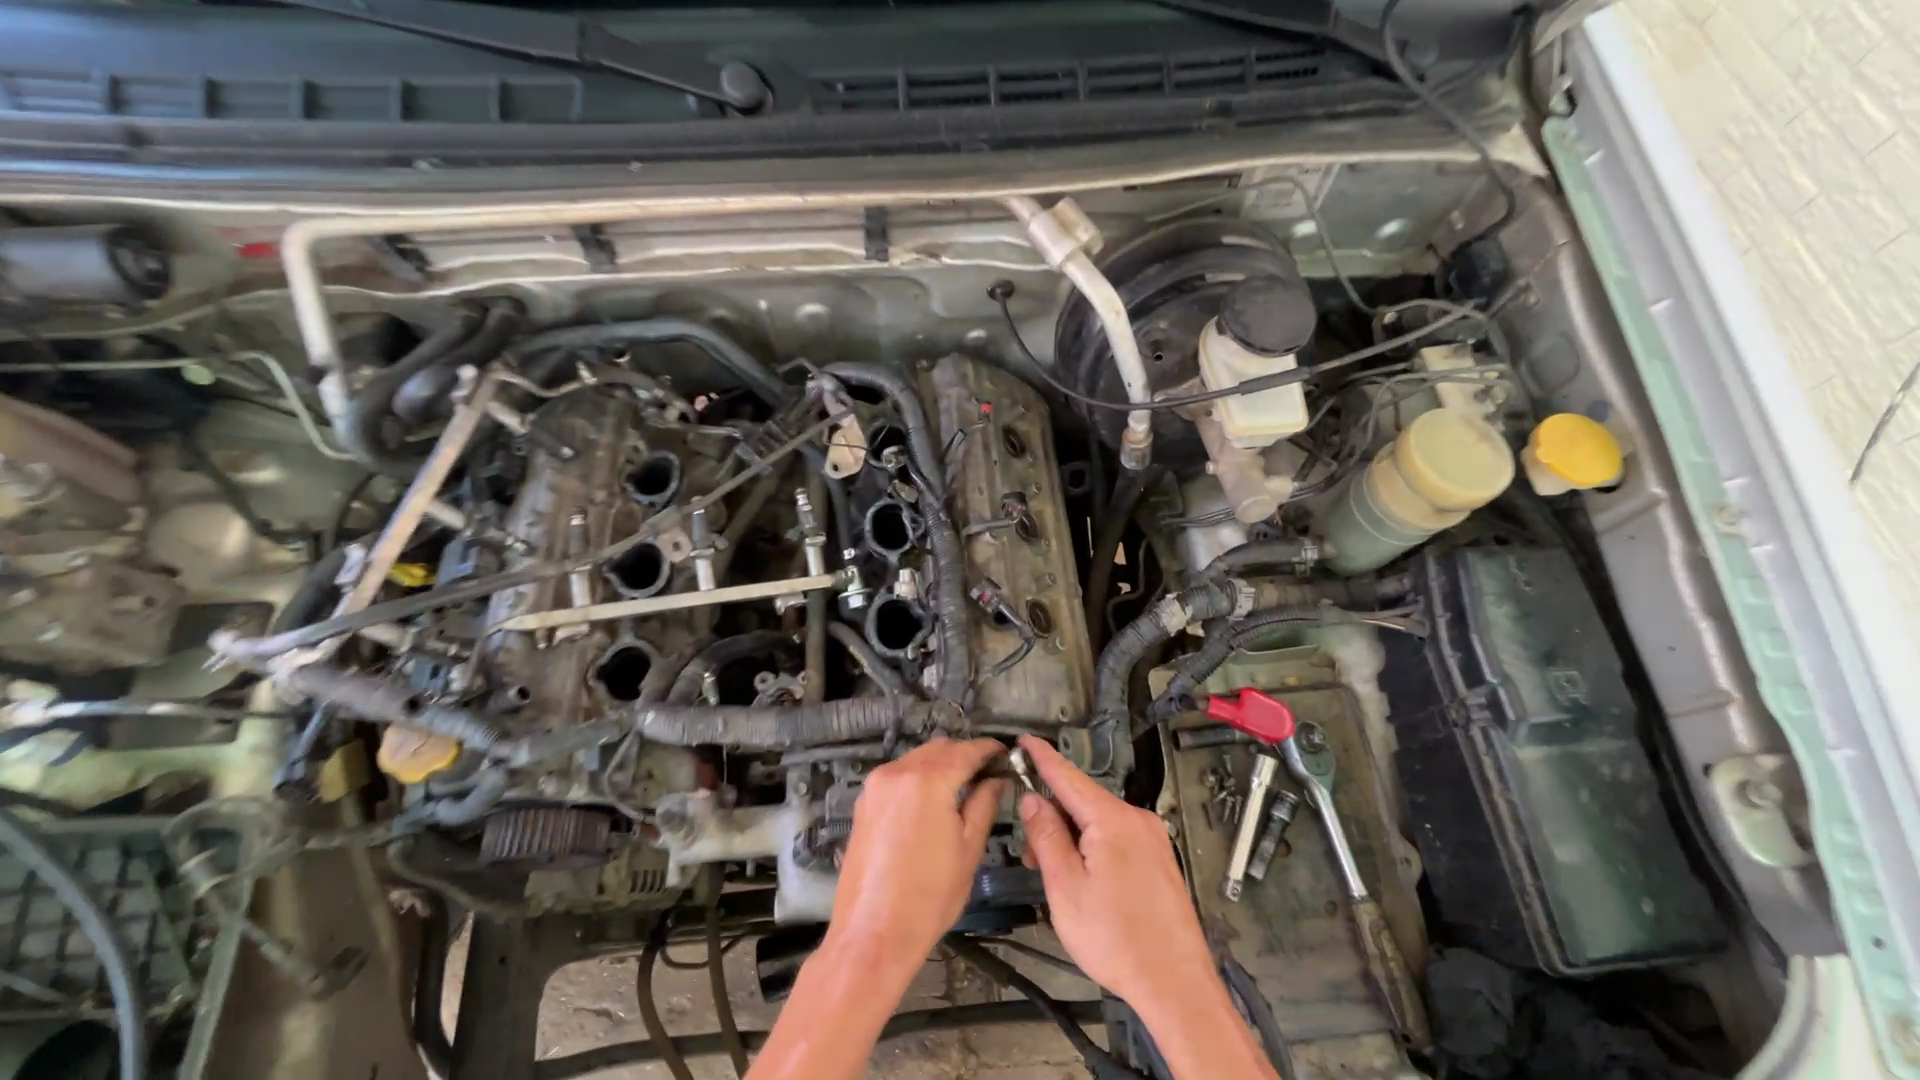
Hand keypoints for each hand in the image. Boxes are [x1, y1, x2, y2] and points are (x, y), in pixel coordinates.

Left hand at [825, 737, 1005, 968]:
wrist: (873, 934)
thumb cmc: (929, 897)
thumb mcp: (968, 850)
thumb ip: (984, 805)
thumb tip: (996, 780)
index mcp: (927, 781)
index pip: (965, 751)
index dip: (989, 749)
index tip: (1005, 754)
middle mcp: (896, 773)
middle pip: (938, 750)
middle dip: (964, 755)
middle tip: (988, 774)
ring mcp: (875, 787)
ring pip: (916, 760)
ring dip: (940, 765)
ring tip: (963, 788)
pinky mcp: (864, 804)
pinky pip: (898, 777)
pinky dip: (919, 779)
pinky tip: (933, 802)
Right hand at [1016, 734, 1216, 1010]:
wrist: (1174, 984)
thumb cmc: (1115, 939)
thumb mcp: (1065, 887)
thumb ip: (1046, 837)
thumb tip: (1032, 800)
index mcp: (1112, 820)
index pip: (1068, 776)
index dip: (1042, 758)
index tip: (1022, 740)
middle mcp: (1137, 820)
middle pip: (1083, 803)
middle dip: (1052, 819)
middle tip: (1030, 856)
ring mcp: (1153, 840)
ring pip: (1099, 824)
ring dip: (1071, 839)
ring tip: (1057, 880)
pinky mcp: (1159, 860)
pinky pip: (1117, 840)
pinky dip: (1092, 850)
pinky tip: (1084, 882)